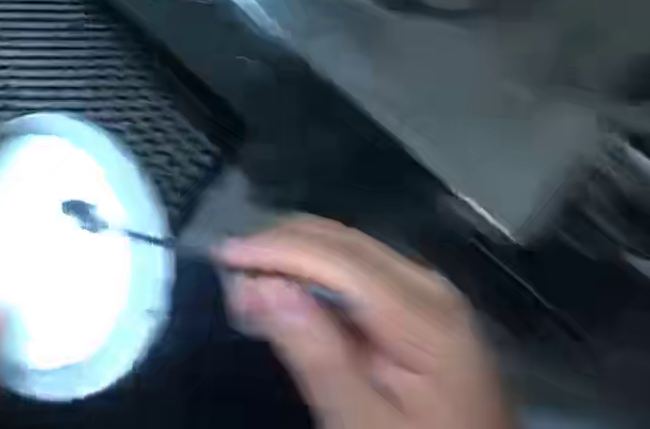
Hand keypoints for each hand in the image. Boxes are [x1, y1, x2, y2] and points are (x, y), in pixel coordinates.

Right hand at [218, 216, 514, 428]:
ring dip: (285, 252)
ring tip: (248, 284)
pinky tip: (282, 287)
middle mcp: (428, 286)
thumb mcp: (365, 424)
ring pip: (336, 242)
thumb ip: (316, 356)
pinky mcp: (413, 298)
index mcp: (428, 317)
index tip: (221, 257)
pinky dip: (305, 264)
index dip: (273, 249)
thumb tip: (258, 286)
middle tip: (230, 277)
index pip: (335, 258)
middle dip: (274, 247)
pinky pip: (346, 260)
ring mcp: (424, 289)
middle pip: (335, 239)